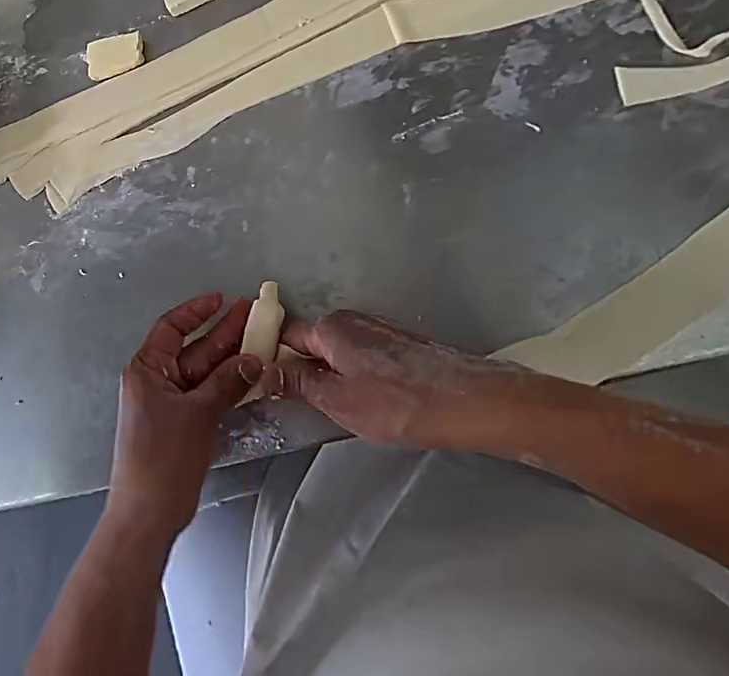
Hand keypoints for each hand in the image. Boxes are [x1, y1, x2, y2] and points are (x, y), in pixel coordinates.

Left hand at [105, 293, 263, 538]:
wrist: (147, 516)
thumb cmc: (163, 458)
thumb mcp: (199, 413)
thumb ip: (227, 382)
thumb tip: (253, 361)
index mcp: (147, 370)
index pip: (171, 327)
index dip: (196, 311)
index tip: (221, 299)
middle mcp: (156, 382)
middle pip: (192, 348)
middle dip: (222, 332)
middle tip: (253, 314)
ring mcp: (170, 405)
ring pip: (203, 372)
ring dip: (230, 359)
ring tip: (259, 339)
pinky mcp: (182, 425)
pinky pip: (207, 394)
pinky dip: (227, 385)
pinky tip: (250, 375)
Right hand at [265, 310, 537, 451]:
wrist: (467, 403)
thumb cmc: (397, 404)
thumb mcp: (338, 401)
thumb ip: (299, 383)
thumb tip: (266, 369)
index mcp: (331, 327)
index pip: (287, 335)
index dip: (271, 357)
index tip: (261, 383)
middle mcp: (352, 320)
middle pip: (311, 342)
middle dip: (299, 369)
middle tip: (290, 405)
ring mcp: (377, 330)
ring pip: (336, 351)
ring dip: (326, 374)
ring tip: (324, 408)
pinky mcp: (397, 345)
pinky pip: (358, 356)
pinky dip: (350, 374)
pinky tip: (360, 401)